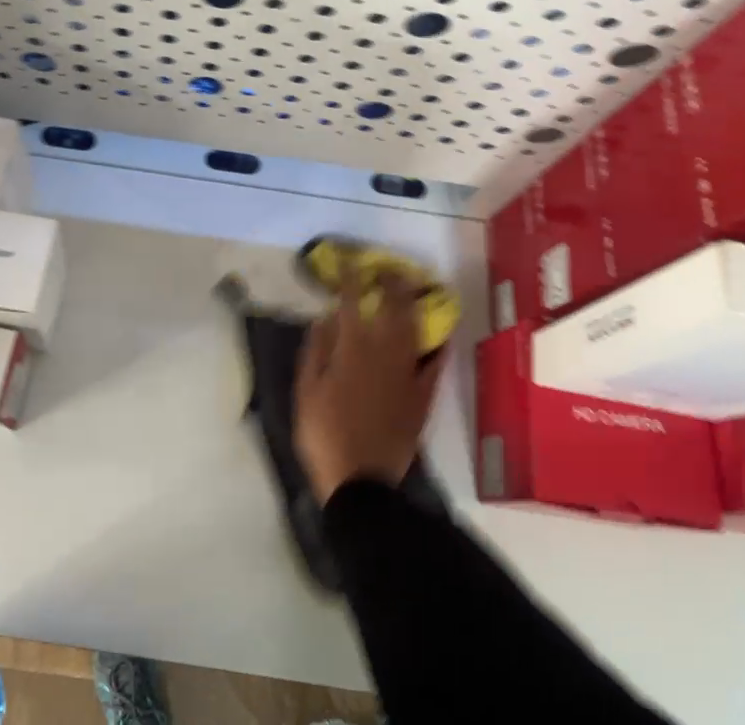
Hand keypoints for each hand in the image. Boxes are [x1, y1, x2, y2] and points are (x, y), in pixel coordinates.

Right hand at [294, 270, 440, 502]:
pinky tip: (438, 335)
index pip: (352, 303)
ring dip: (414, 305)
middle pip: (392, 309)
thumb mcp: (306, 392)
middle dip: (391, 284)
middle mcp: (385, 355)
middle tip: (388, 269)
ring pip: (415, 330)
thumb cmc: (324, 436)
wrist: (361, 482)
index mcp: (352, 351)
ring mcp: (409, 376)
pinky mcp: (422, 397)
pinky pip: (435, 364)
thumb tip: (325, 318)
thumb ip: (316, 351)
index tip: (349, 262)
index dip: (351, 279)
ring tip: (412, 290)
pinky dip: (437, 346)